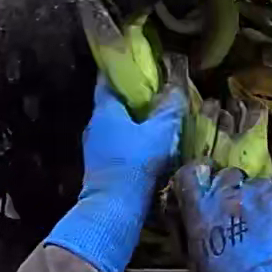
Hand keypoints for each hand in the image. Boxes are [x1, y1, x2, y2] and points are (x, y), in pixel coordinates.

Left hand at [45, 78, 185, 271]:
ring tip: (157, 118)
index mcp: (104, 110)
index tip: (139, 64)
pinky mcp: (100, 166)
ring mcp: (95, 147)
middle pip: (113, 102)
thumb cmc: (134, 163)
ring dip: (133, 121)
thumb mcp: (159, 133)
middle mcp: (95, 125)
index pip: (107, 79)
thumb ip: (169, 109)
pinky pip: (117, 144)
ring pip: (115, 125)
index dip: (122, 69)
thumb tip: (176, 87)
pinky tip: (149, 145)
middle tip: (156, 92)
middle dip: (133, 97)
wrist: (113, 208)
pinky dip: (131, 140)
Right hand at [175, 163, 271, 271]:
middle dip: (236, 193)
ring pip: (265, 183)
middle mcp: (230, 193)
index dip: (198, 178)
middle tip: (244, 217)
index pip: (190, 174)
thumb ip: (198, 239)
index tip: (205, 188)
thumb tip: (199, 231)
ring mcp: (264, 191)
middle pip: (230, 175)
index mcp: (201, 210)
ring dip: (268, 199)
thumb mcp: (199, 270)